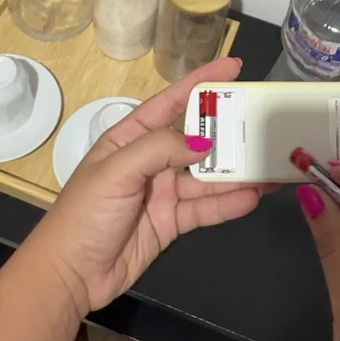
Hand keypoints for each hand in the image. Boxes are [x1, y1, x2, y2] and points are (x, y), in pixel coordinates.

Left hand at [22, 58, 262, 314]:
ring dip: (235, 171)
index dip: (201, 82)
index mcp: (130, 137)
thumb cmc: (85, 212)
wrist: (70, 273)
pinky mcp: (171, 221)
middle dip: (226, 130)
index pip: (171, 101)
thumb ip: (158, 150)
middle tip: (262, 122)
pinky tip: (252, 196)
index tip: (234, 67)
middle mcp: (150, 159)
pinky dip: (227, 203)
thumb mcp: (116, 171)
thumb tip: (202, 143)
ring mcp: (162, 191)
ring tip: (269, 165)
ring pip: (206, 176)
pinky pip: (204, 207)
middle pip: (195, 138)